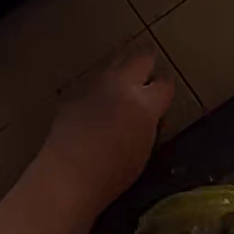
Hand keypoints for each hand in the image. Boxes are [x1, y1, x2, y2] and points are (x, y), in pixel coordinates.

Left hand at [36, 52, 174, 211]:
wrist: (67, 174)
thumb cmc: (111, 175)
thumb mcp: (142, 151)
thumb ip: (148, 125)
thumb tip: (147, 116)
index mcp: (144, 105)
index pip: (165, 85)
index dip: (165, 90)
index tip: (163, 95)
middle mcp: (122, 86)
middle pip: (141, 59)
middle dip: (146, 65)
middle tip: (146, 76)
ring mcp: (97, 84)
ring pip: (116, 62)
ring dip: (122, 71)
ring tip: (121, 86)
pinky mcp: (77, 90)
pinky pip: (95, 79)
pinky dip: (100, 86)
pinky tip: (97, 101)